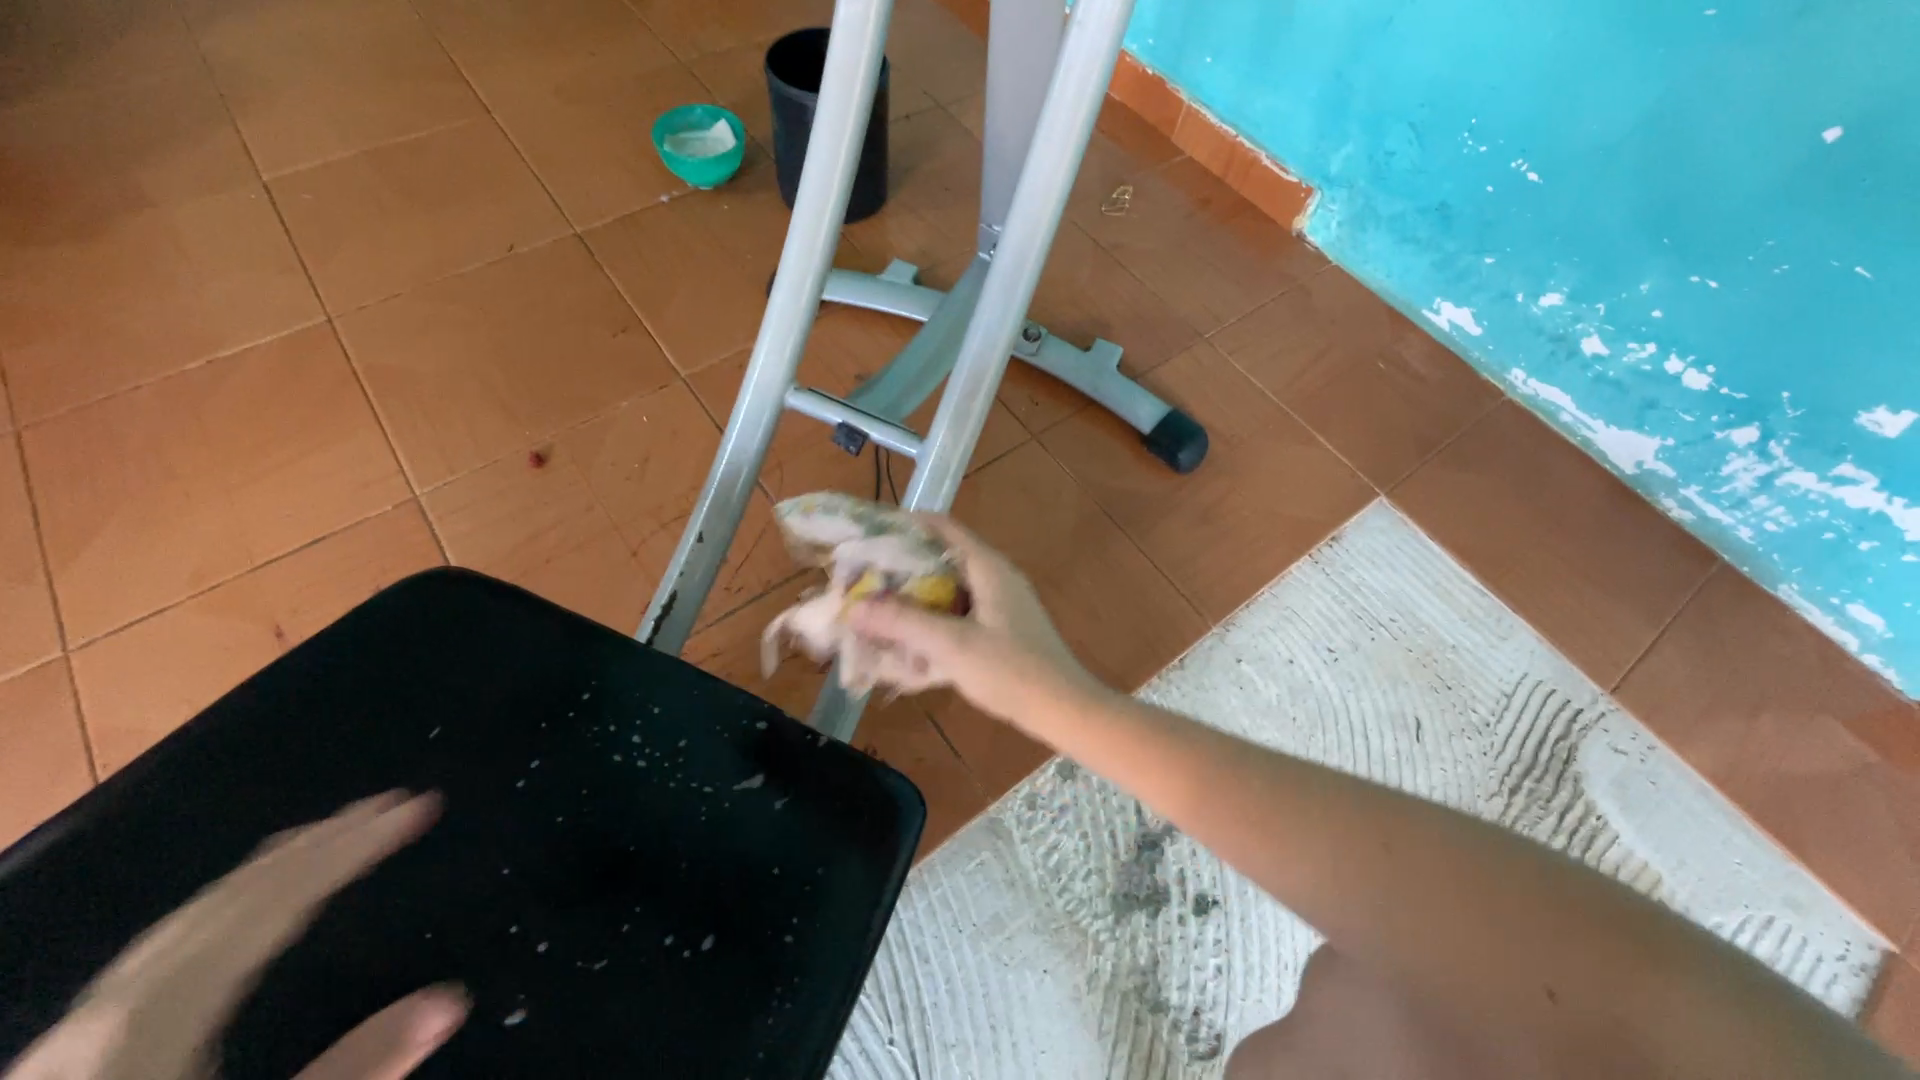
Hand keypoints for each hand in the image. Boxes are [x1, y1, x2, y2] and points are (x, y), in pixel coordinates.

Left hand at [5, 792, 466, 1079]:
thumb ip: (353, 1071)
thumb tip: (450, 998)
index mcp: (158, 1017)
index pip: (275, 901)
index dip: (351, 847)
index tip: (415, 807)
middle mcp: (116, 1006)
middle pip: (228, 898)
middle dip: (316, 844)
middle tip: (387, 806)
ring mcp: (81, 1032)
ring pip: (187, 919)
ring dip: (268, 872)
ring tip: (327, 842)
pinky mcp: (71, 1057)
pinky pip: (163, 950)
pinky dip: (221, 911)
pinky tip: (233, 924)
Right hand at [847, 515, 1111, 727]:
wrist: (1065, 710)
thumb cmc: (1011, 671)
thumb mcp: (951, 645)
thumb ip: (902, 623)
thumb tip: (853, 607)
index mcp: (988, 568)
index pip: (940, 527)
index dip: (902, 526)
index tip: (865, 536)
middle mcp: (994, 579)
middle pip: (940, 561)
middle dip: (899, 571)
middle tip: (861, 582)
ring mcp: (1000, 607)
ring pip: (947, 593)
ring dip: (913, 603)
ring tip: (875, 615)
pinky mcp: (1001, 633)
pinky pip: (958, 619)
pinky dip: (932, 627)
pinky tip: (907, 651)